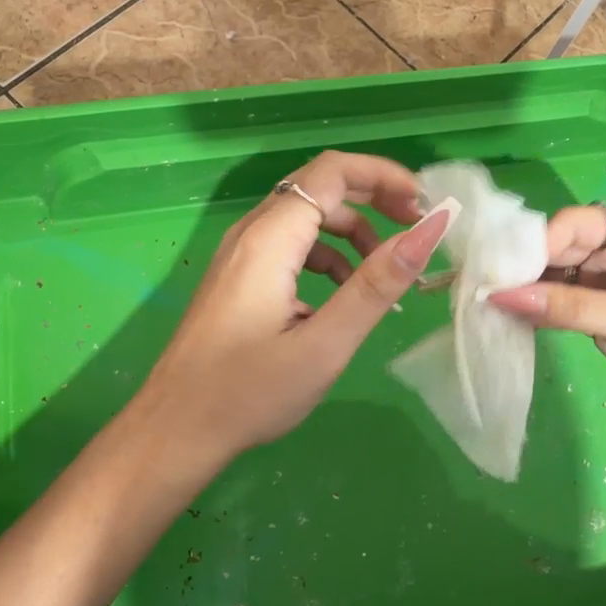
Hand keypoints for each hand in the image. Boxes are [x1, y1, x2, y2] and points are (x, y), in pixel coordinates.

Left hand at [142, 151, 452, 454]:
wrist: (174, 433)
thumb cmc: (248, 393)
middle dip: (375, 198)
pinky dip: (331, 255)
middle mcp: (253, 232)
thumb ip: (378, 284)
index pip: (333, 172)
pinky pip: (294, 244)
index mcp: (271, 238)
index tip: (425, 206)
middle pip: (322, 186)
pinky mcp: (241, 277)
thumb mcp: (325, 344)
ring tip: (388, 270)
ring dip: (355, 231)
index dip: (384, 176)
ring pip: (309, 216)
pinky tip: (346, 295)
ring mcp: (242, 254)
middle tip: (418, 229)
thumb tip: (431, 229)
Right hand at [487, 206, 605, 413]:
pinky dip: (529, 308)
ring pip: (548, 273)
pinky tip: (502, 314)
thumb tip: (505, 296)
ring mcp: (598, 279)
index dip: (538, 242)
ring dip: (520, 287)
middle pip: (554, 245)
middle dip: (521, 264)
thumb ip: (572, 309)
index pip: (574, 224)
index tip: (502, 270)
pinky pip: (551, 301)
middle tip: (480, 284)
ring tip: (481, 299)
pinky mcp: (588, 308)